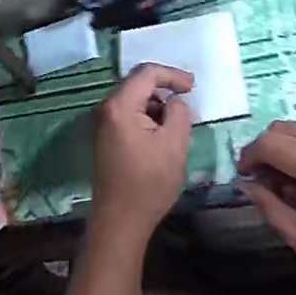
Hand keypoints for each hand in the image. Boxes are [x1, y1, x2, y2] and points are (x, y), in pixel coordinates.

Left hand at [89, 63, 194, 246]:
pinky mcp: (105, 137)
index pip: (147, 73)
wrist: (120, 221)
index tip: (193, 86)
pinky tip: (162, 128)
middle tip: (188, 94)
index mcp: (120, 106)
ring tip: (178, 115)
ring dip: (156, 102)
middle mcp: (105, 109)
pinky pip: (128, 113)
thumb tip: (174, 102)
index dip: (172, 74)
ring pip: (133, 98)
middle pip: (137, 82)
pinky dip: (147, 114)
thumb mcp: (174, 143)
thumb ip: (178, 113)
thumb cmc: (149, 182)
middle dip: (164, 85)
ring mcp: (103, 124)